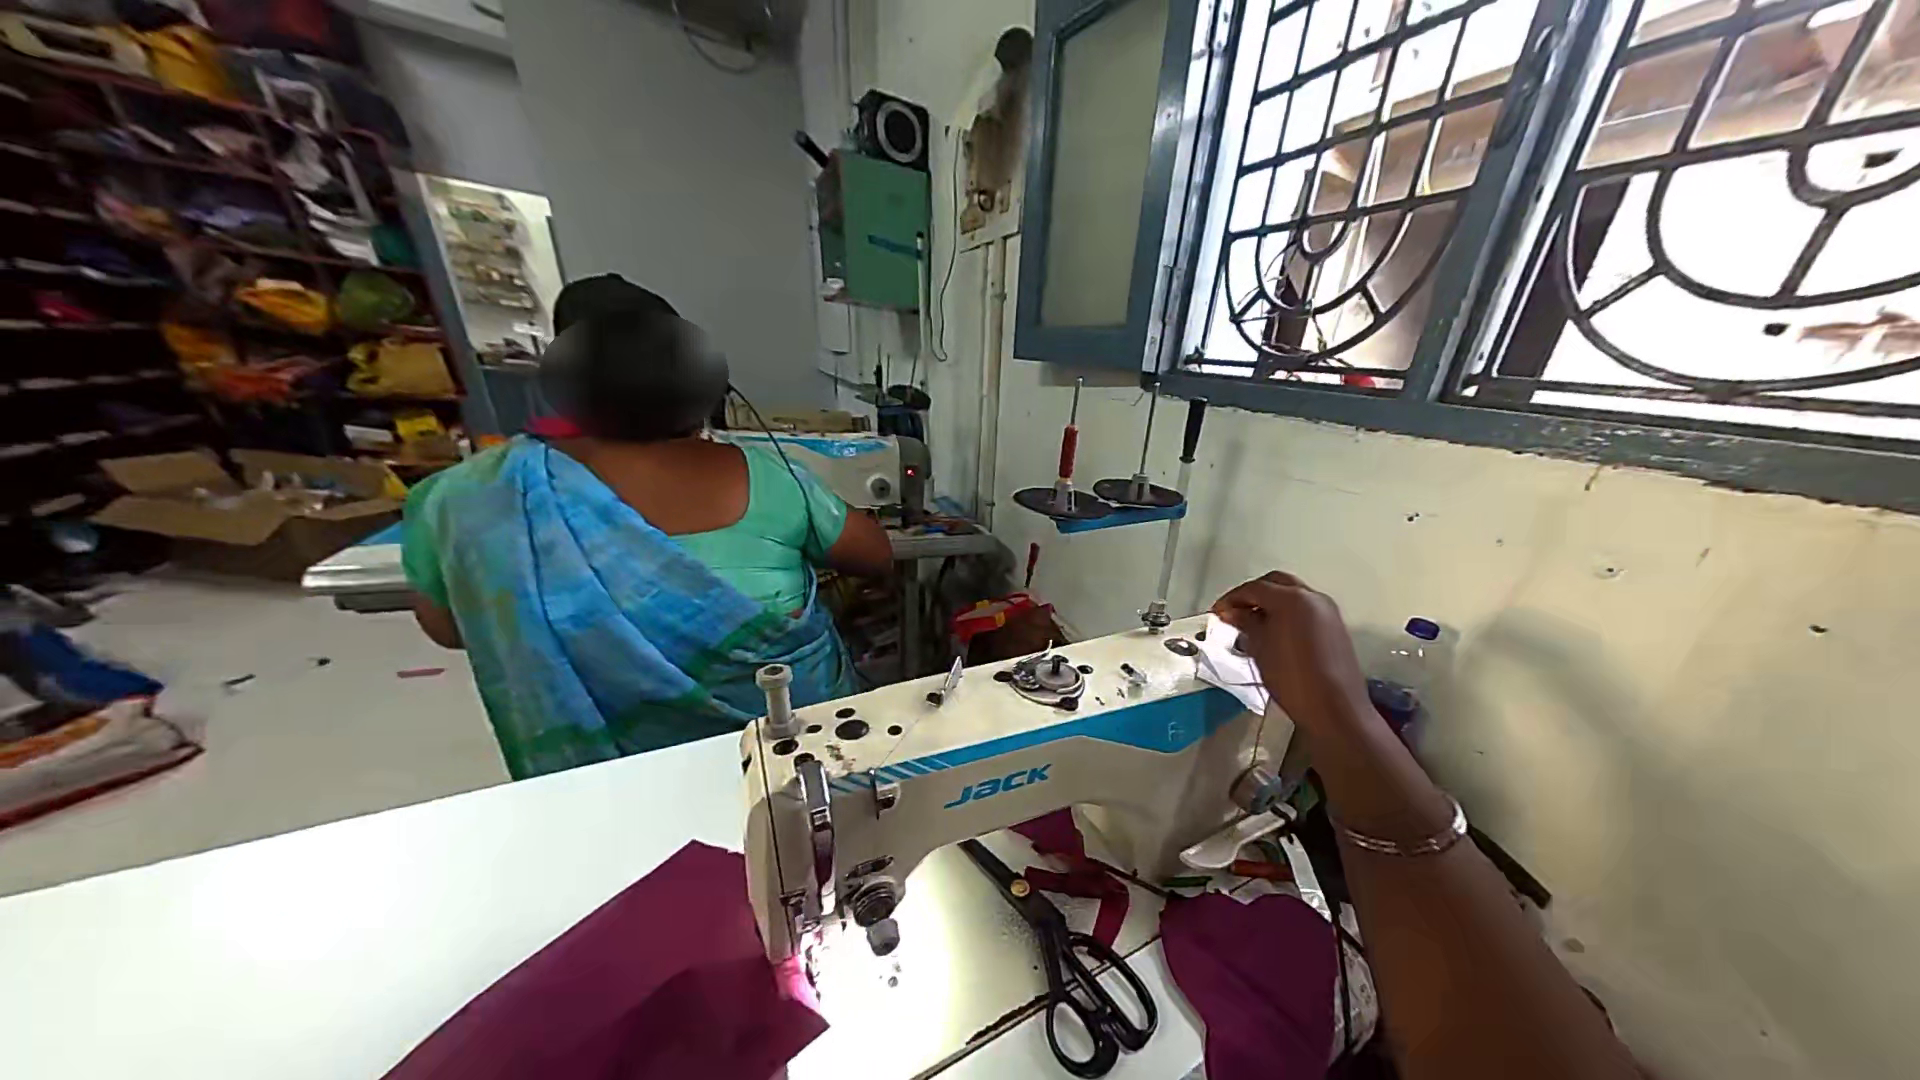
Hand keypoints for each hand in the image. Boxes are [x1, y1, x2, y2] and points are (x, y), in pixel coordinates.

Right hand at [1211, 571, 1370, 732]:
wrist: (1332, 708)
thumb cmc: (1292, 677)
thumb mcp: (1259, 647)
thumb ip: (1245, 622)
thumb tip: (1233, 612)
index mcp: (1292, 599)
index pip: (1254, 588)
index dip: (1231, 598)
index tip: (1218, 611)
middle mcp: (1313, 598)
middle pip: (1276, 583)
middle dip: (1252, 594)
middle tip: (1234, 611)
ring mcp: (1327, 612)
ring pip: (1292, 595)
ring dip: (1270, 602)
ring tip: (1250, 622)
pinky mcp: (1334, 627)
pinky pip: (1304, 609)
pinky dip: (1286, 613)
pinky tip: (1272, 632)